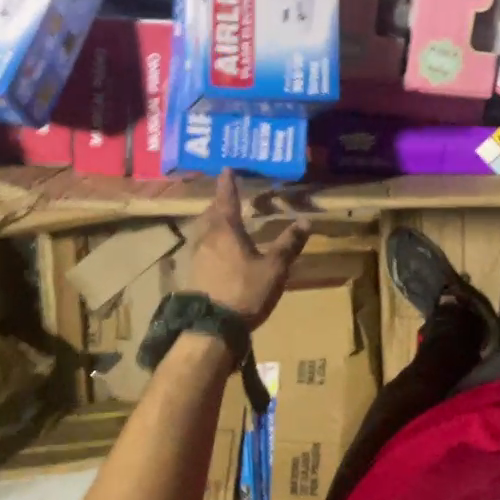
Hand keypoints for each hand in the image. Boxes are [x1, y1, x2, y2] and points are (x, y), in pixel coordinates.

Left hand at [186, 170, 310, 329]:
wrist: (211, 329)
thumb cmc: (245, 292)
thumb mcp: (274, 268)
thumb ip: (288, 244)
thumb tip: (305, 221)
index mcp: (225, 231)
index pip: (226, 200)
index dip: (228, 184)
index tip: (226, 169)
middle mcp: (207, 240)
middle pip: (211, 215)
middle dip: (219, 204)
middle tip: (227, 197)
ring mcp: (196, 259)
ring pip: (204, 233)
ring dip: (213, 224)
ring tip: (224, 223)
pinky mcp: (194, 276)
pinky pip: (203, 250)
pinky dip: (212, 244)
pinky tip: (219, 254)